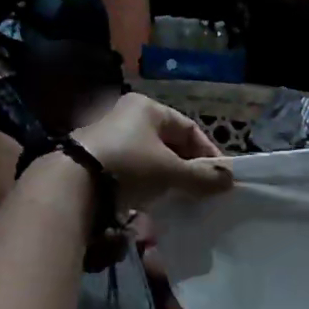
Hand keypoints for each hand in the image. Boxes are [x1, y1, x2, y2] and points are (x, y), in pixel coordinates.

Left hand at [73, 92, 233, 207]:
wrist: (78, 182)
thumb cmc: (132, 166)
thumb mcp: (173, 172)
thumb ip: (203, 177)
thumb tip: (230, 180)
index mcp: (149, 109)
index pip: (190, 129)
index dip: (209, 153)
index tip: (220, 178)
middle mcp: (131, 116)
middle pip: (173, 143)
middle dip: (191, 167)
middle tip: (205, 191)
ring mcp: (116, 137)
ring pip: (156, 158)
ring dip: (174, 177)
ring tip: (186, 198)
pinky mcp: (105, 158)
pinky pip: (140, 169)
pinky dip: (154, 183)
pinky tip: (162, 200)